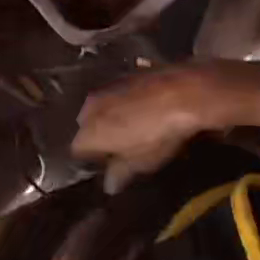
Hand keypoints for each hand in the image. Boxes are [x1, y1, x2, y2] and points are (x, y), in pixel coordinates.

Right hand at [72, 64, 257, 191]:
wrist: (182, 91)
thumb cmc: (157, 134)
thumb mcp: (141, 162)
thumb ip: (120, 173)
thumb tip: (109, 184)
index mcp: (88, 132)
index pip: (77, 151)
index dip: (91, 161)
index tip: (107, 167)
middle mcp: (89, 108)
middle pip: (85, 127)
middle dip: (98, 137)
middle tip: (120, 148)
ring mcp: (105, 88)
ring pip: (100, 108)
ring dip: (110, 118)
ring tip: (133, 128)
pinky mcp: (123, 74)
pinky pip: (116, 95)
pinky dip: (123, 104)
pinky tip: (143, 109)